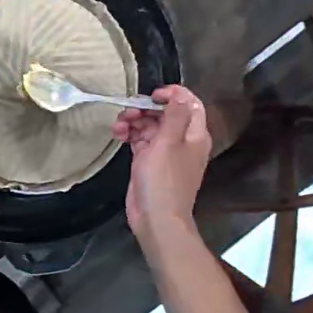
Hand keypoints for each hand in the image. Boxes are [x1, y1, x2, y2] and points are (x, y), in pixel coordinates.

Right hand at [112, 85, 211, 242]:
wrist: (156, 218)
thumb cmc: (165, 179)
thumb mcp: (170, 142)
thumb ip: (175, 115)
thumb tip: (179, 94)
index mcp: (195, 135)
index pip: (190, 104)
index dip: (173, 94)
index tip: (153, 95)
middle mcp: (182, 141)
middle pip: (166, 114)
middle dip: (146, 108)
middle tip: (128, 111)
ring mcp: (165, 152)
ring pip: (150, 126)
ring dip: (134, 121)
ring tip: (119, 125)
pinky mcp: (149, 162)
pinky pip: (140, 140)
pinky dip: (130, 135)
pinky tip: (118, 134)